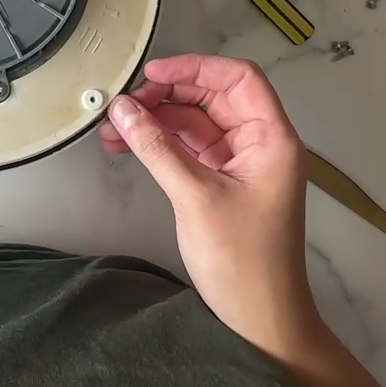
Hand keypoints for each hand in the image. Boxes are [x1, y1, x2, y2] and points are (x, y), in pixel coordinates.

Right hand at [99, 55, 327, 362]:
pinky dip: (160, 145)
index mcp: (272, 138)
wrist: (259, 318)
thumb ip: (158, 148)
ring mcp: (239, 164)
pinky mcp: (221, 183)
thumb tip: (123, 110)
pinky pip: (188, 149)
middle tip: (124, 105)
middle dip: (167, 96)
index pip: (239, 78)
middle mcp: (258, 144)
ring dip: (156, 122)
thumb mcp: (196, 197)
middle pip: (212, 98)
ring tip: (114, 128)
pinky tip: (128, 145)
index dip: (196, 68)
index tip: (152, 74)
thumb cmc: (243, 262)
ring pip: (195, 124)